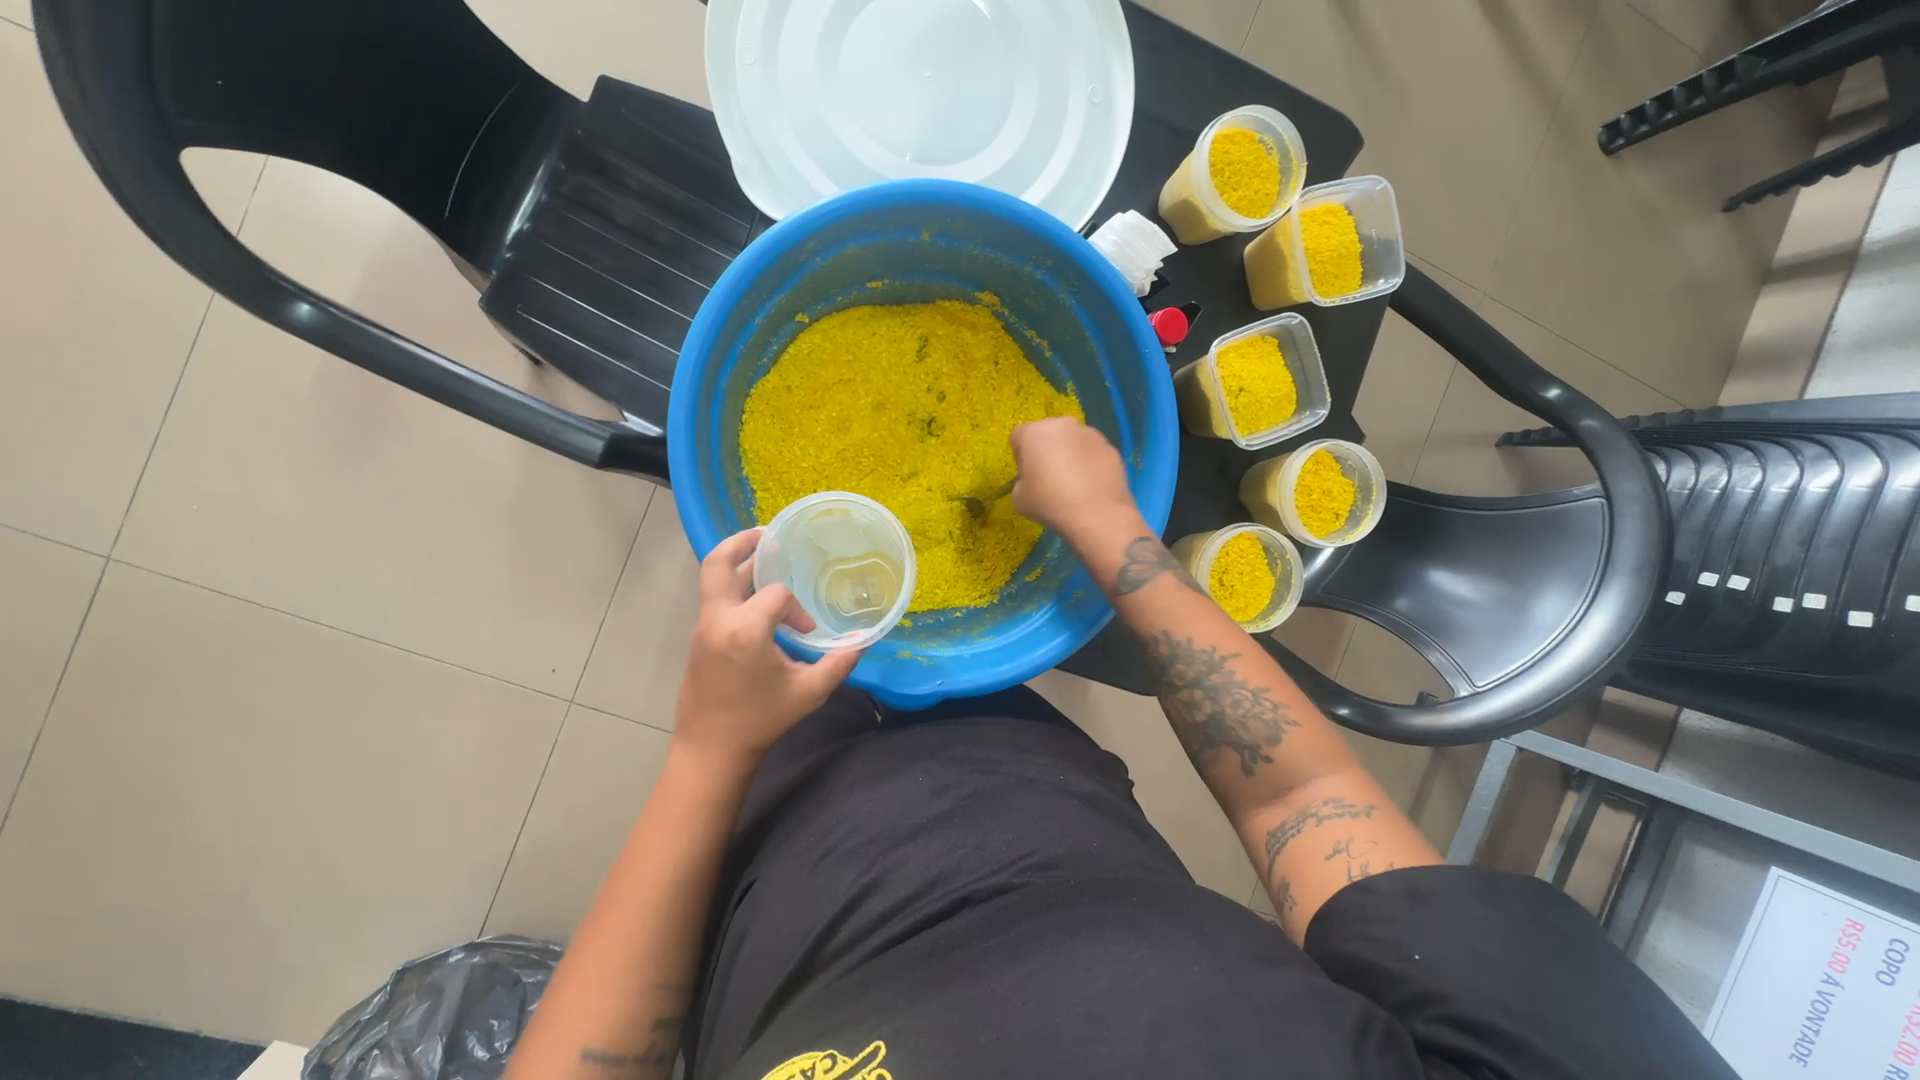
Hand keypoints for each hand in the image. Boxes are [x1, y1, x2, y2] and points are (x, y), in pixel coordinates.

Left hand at [674, 529, 861, 766]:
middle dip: (742, 542)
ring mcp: (702, 629)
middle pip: (719, 563)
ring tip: (763, 556)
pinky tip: (755, 598)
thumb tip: (861, 640)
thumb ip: (838, 662)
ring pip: (713, 580)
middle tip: (768, 534)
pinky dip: (733, 589)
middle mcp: (717, 620)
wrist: (712, 749)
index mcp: (744, 629)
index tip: (806, 633)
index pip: (775, 595)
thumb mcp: (809, 692)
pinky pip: (714, 601)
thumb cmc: (761, 720)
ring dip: (737, 564)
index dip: (796, 610)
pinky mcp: (698, 639)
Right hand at [1009, 417, 1141, 541]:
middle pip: (1048, 433)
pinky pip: (1092, 452)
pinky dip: (1089, 463)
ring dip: (1070, 453)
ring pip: (1073, 440)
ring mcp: (1090, 433)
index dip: (1021, 456)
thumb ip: (1022, 482)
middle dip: (1046, 449)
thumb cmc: (1050, 503)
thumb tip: (1033, 480)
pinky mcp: (1111, 447)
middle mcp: (1062, 424)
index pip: (1019, 436)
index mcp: (1034, 432)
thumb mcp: (1019, 498)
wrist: (1097, 514)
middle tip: (1049, 476)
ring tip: (1074, 482)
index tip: (1027, 475)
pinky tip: (1090, 485)